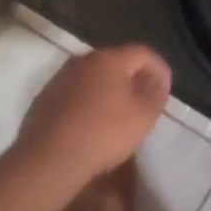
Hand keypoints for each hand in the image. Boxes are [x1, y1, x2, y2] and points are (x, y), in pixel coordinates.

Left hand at [14, 44, 170, 182]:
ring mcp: (61, 77)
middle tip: (144, 102)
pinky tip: (92, 124)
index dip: (160, 69)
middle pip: (117, 62)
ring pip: (94, 77)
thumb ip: (156, 94)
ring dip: (110, 90)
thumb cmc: (103, 133)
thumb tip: (156, 82)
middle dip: (134, 79)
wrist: (50, 158)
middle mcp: (83, 60)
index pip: (144, 53)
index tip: (165, 92)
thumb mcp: (143, 116)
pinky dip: (89, 102)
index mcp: (110, 58)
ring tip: (119, 115)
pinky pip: (76, 92)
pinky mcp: (46, 97)